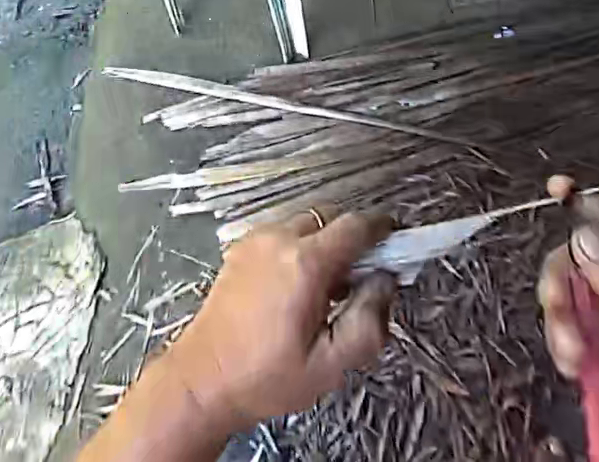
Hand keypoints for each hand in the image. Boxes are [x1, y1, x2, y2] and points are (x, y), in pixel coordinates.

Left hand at [162, 208, 396, 431]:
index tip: (395, 237)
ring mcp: (257, 239)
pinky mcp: (241, 246)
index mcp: (305, 263)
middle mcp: (280, 239)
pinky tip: (294, 284)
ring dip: (323, 242)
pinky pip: (282, 232)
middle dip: (351, 240)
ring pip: (306, 223)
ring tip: (324, 287)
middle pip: (331, 218)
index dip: (380, 229)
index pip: (355, 226)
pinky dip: (298, 246)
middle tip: (357, 277)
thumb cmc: (265, 376)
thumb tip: (386, 283)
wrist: (203, 379)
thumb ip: (368, 322)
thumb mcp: (329, 365)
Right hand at [538, 176, 598, 461]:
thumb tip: (585, 231)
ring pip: (579, 293)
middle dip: (568, 278)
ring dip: (563, 316)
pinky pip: (576, 328)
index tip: (558, 187)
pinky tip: (573, 365)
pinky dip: (565, 340)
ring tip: (572, 356)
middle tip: (559, 306)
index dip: (595, 207)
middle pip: (593, 259)